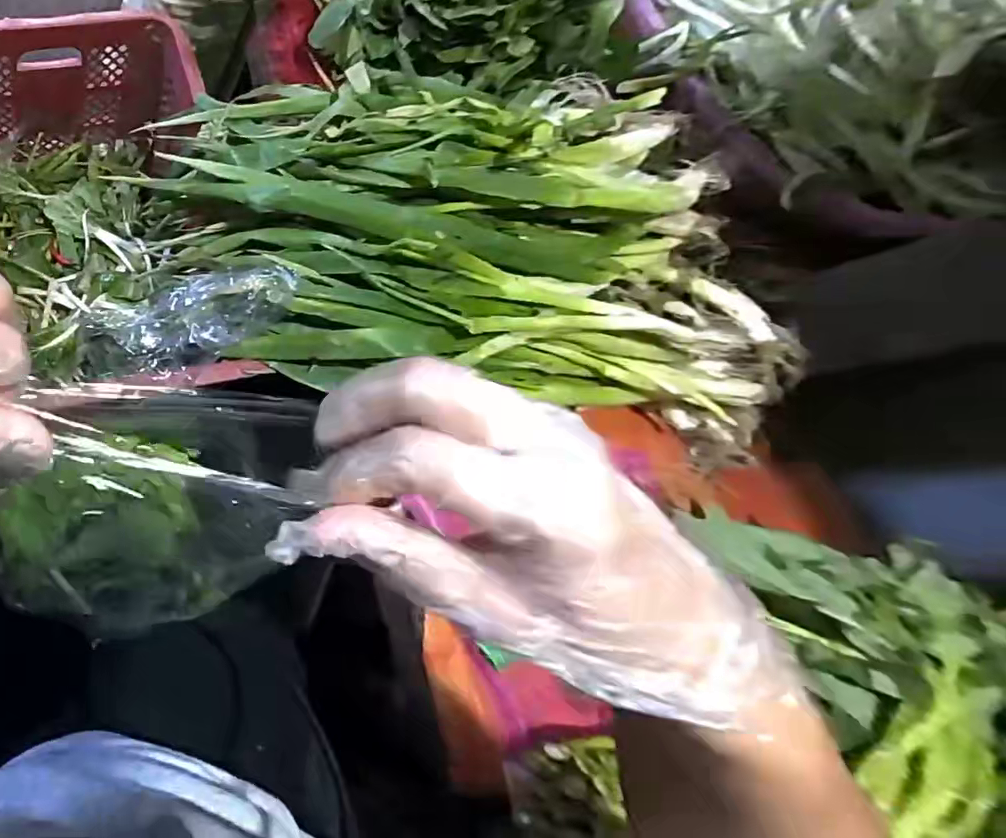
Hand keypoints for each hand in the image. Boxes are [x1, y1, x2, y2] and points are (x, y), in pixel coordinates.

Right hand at [267, 358, 800, 727]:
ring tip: (345, 449)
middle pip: (422, 380)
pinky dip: (397, 405)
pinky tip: (387, 447)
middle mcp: (548, 437)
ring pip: (431, 371)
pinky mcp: (534, 409)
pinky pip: (448, 385)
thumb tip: (312, 526)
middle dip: (350, 407)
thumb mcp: (489, 613)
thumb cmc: (593, 635)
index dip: (352, 472)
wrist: (693, 624)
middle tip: (322, 454)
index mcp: (549, 503)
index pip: (419, 455)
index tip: (321, 505)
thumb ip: (398, 556)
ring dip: (369, 400)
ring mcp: (544, 413)